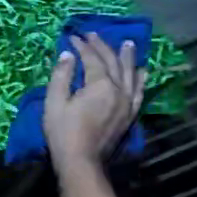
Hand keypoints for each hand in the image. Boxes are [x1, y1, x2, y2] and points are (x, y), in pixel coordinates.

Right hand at [43, 34, 145, 168]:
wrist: (81, 161)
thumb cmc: (63, 132)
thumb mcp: (55, 102)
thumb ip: (62, 76)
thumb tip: (68, 55)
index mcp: (100, 85)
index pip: (93, 58)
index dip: (82, 46)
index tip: (73, 36)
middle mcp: (119, 89)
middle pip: (113, 62)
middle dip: (102, 46)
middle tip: (94, 35)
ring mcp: (127, 102)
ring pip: (131, 73)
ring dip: (128, 57)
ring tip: (128, 44)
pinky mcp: (130, 113)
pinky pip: (139, 90)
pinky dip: (140, 78)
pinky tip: (142, 72)